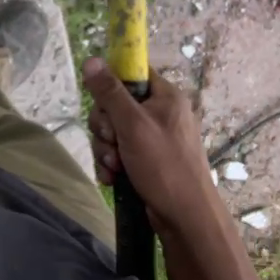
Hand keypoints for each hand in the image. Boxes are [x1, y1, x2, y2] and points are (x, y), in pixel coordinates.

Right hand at [83, 57, 218, 233]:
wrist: (187, 220)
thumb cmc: (164, 166)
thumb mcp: (132, 125)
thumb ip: (110, 93)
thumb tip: (92, 59)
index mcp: (166, 96)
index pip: (132, 73)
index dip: (112, 84)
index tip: (103, 102)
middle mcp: (161, 113)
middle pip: (116, 103)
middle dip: (106, 126)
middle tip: (112, 141)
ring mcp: (155, 138)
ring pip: (114, 130)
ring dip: (107, 148)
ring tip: (114, 166)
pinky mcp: (148, 160)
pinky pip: (120, 150)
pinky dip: (112, 163)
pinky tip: (112, 178)